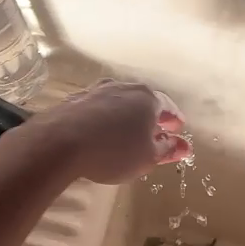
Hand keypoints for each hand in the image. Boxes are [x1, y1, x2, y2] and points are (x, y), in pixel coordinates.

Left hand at [0, 79, 192, 183]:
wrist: (60, 143)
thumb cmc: (113, 152)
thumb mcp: (146, 157)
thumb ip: (166, 150)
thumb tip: (184, 146)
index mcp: (147, 98)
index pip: (168, 107)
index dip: (174, 121)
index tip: (177, 130)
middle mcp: (123, 88)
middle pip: (142, 101)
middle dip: (149, 116)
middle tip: (154, 131)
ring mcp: (96, 91)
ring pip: (118, 102)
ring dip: (125, 115)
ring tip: (126, 131)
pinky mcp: (74, 101)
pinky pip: (97, 109)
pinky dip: (103, 118)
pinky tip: (100, 130)